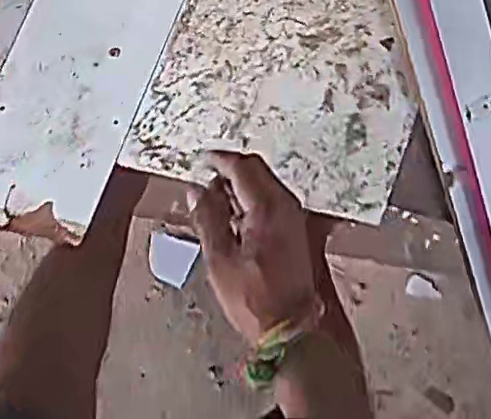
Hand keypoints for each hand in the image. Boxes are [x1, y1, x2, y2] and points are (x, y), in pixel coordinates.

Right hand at [193, 151, 320, 341]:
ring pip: (263, 181)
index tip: (201, 160)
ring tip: (216, 203)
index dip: (219, 160)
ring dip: (240, 184)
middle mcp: (285, 204)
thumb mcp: (220, 260)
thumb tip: (195, 190)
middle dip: (229, 169)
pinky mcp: (295, 227)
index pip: (241, 167)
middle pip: (255, 168)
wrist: (291, 330)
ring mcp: (293, 214)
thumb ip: (207, 218)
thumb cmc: (254, 300)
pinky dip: (251, 197)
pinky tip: (236, 217)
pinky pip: (271, 196)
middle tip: (206, 182)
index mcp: (267, 207)